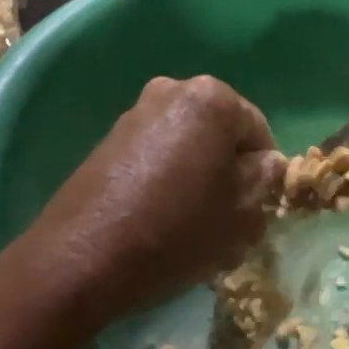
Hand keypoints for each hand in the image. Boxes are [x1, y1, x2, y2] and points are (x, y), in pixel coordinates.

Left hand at [11, 76, 280, 320]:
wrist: (81, 258)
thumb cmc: (175, 231)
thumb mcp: (240, 215)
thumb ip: (265, 180)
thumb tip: (268, 164)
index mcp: (213, 98)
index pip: (259, 131)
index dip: (264, 173)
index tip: (256, 209)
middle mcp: (174, 90)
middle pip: (221, 131)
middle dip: (229, 168)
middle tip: (227, 216)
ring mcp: (137, 112)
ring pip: (188, 142)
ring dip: (197, 171)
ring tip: (190, 220)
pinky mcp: (110, 138)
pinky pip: (156, 151)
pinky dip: (166, 175)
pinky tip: (159, 215)